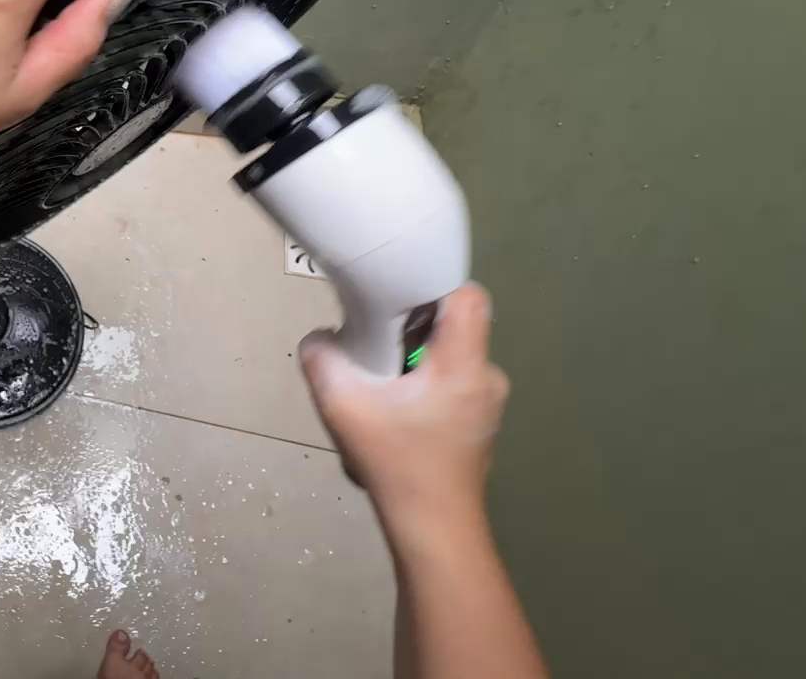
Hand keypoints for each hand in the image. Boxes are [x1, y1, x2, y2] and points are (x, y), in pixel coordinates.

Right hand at [299, 283, 509, 526]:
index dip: (429, 281)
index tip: (388, 288)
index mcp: (463, 367)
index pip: (466, 298)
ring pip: (443, 348)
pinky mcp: (474, 413)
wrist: (431, 524)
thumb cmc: (394, 461)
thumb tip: (322, 337)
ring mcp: (484, 397)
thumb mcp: (340, 404)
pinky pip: (445, 370)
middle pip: (449, 321)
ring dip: (407, 348)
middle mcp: (484, 376)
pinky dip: (415, 370)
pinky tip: (388, 396)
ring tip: (373, 371)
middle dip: (405, 318)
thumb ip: (321, 357)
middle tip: (365, 333)